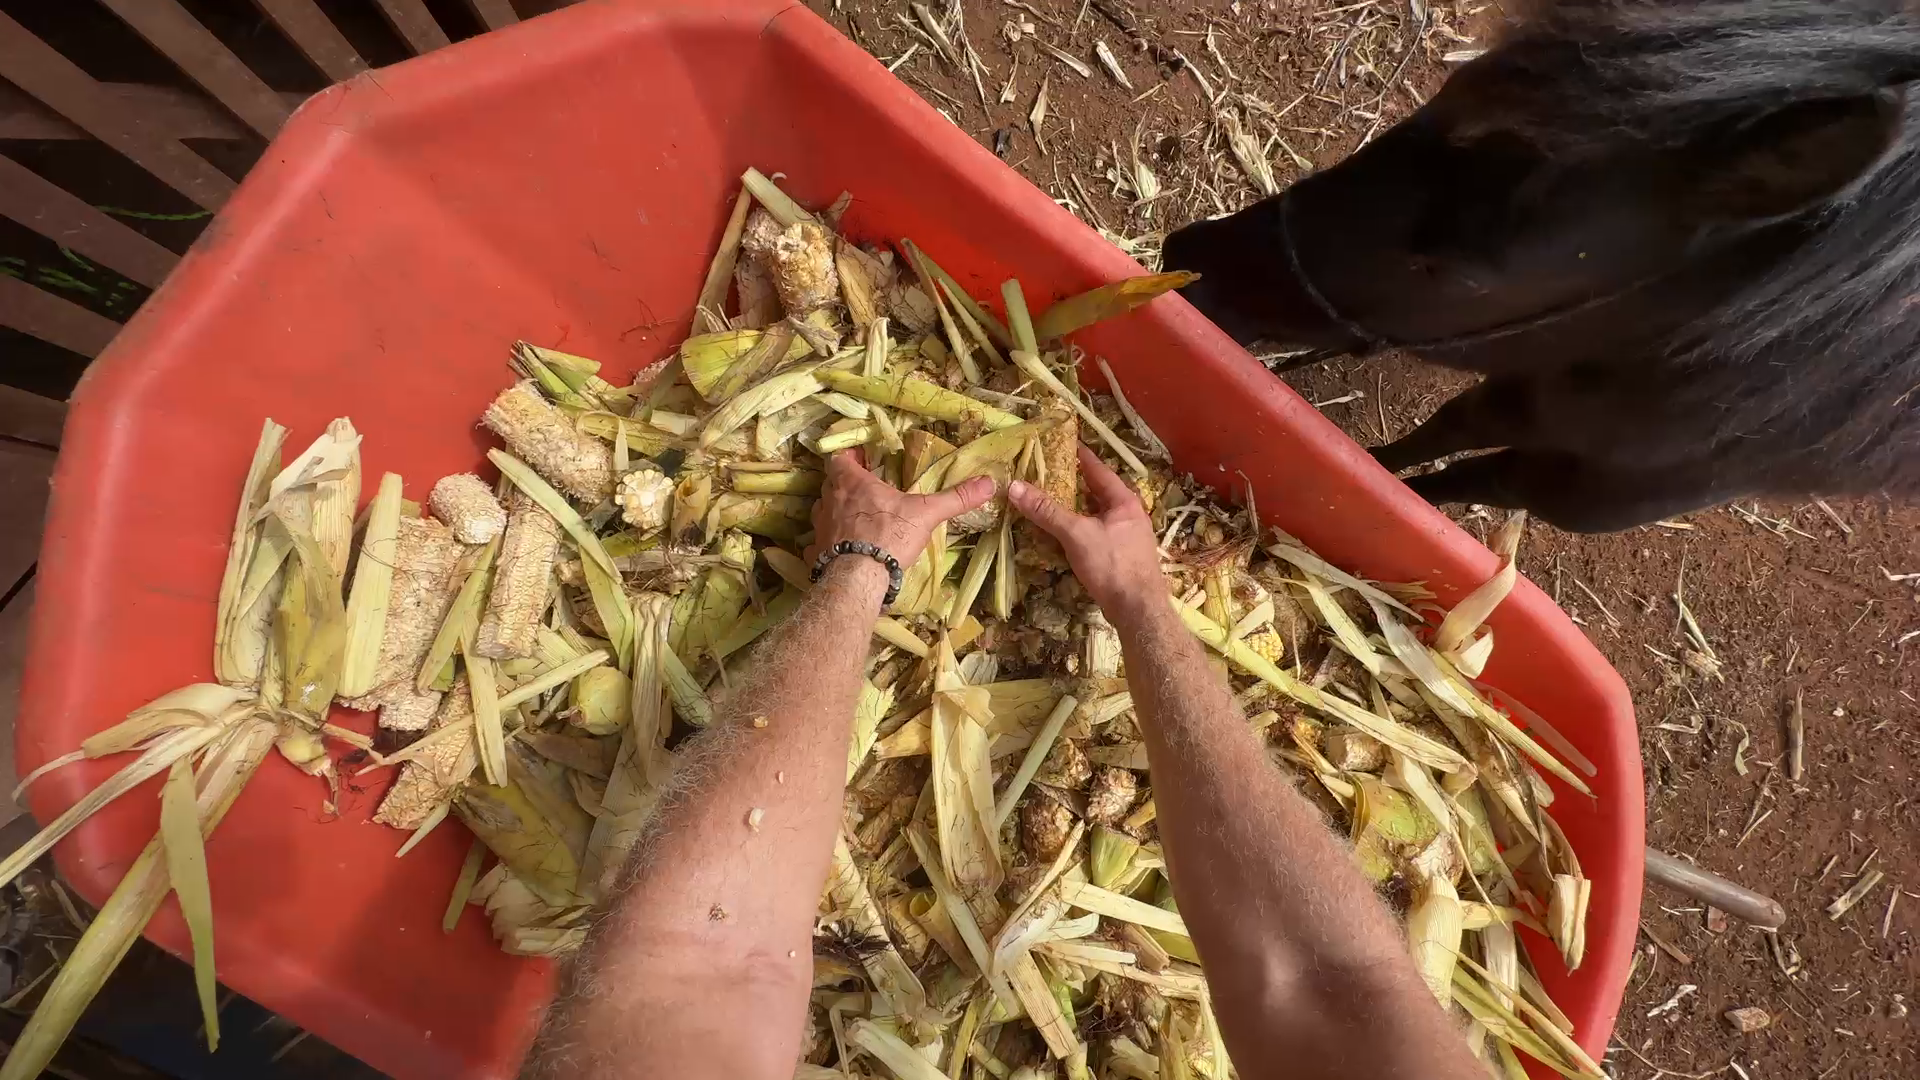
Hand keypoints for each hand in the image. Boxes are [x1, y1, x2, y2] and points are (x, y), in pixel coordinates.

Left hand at [807, 450, 994, 569]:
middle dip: (847, 485)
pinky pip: (819, 543)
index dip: (849, 458)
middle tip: (867, 491)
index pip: (838, 459)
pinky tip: (842, 551)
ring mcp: (818, 528)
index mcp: (851, 483)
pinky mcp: (814, 553)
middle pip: (831, 484)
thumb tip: (989, 483)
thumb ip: (955, 498)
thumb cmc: (889, 536)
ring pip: (823, 512)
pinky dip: (829, 544)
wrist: (858, 580)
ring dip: (837, 513)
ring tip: (858, 521)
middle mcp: (828, 500)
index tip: (863, 461)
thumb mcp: (926, 514)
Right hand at [1009, 445, 1164, 620]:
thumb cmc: (1111, 565)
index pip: (1098, 470)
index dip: (1080, 456)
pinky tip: (1069, 535)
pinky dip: (1082, 528)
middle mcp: (1130, 514)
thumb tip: (1015, 486)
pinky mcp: (1124, 556)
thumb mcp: (1076, 534)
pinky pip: (1099, 533)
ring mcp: (1129, 536)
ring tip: (1055, 501)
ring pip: (1099, 514)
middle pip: (1099, 492)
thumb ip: (1046, 511)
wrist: (1139, 610)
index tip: (1064, 444)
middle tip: (1051, 473)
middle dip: (1076, 483)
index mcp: (1124, 501)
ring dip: (1079, 508)